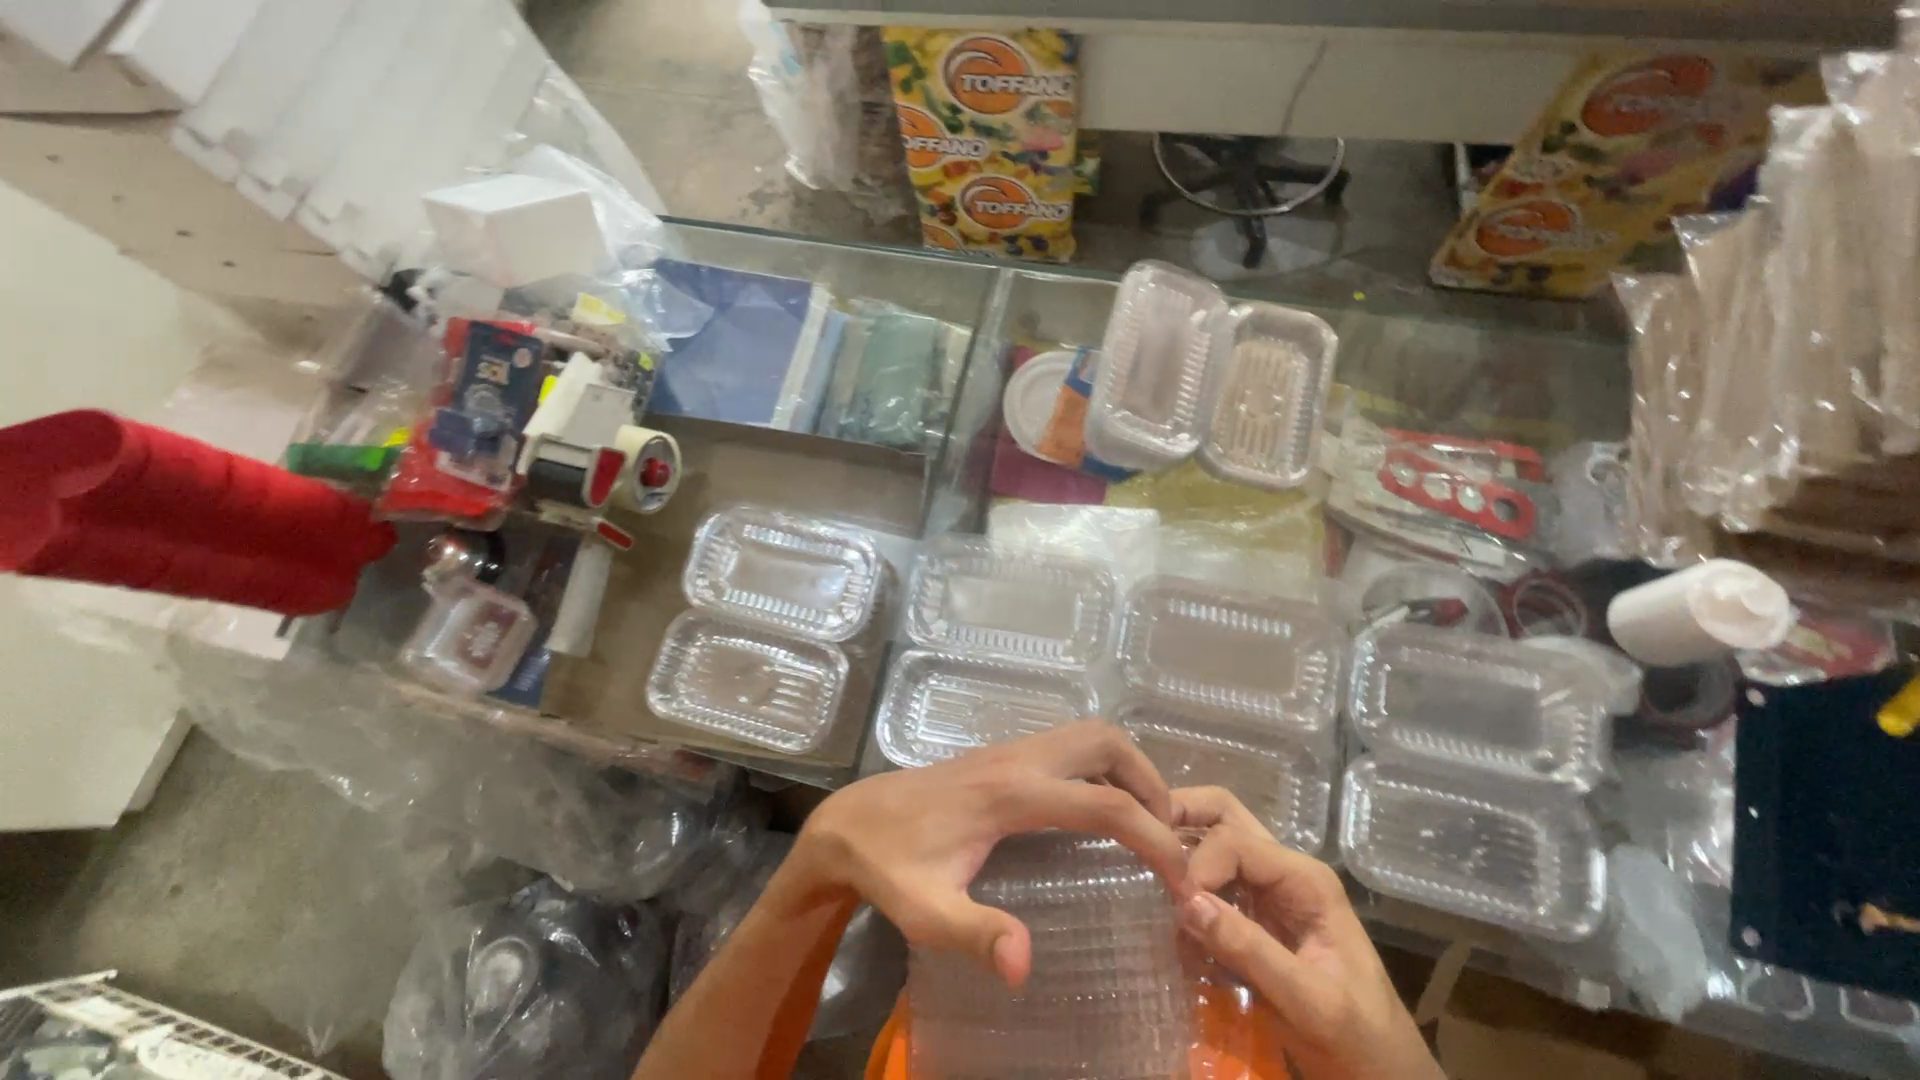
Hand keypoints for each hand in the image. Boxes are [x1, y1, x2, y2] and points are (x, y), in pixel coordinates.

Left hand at [794, 721, 1188, 989]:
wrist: (848, 824)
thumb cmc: (888, 868)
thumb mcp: (925, 912)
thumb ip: (975, 934)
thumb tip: (1026, 967)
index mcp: (1009, 795)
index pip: (1104, 803)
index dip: (1154, 839)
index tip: (1183, 881)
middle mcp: (1017, 760)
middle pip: (1104, 741)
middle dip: (1150, 781)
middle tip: (1167, 835)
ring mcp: (1009, 751)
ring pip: (1087, 734)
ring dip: (1128, 767)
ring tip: (1144, 820)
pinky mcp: (1001, 757)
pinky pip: (1068, 744)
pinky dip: (1101, 765)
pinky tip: (1097, 808)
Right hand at [1174, 787, 1442, 1079]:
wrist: (1381, 1075)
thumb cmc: (1356, 1039)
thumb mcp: (1309, 1002)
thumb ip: (1251, 950)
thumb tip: (1188, 902)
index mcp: (1304, 880)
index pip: (1234, 841)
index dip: (1198, 863)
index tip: (1179, 907)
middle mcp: (1284, 872)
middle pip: (1224, 815)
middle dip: (1181, 817)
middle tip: (1142, 842)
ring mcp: (1268, 891)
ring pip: (1214, 839)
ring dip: (1180, 848)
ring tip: (1149, 875)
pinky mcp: (1253, 916)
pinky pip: (1212, 880)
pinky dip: (1185, 885)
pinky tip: (1170, 913)